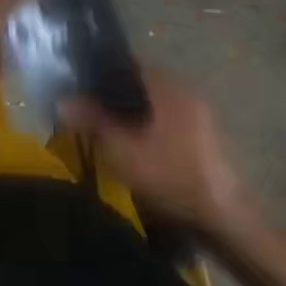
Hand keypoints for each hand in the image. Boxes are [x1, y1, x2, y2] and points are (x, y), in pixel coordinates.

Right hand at [64, 69, 261, 239]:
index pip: (128, 65)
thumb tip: (62, 101)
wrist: (223, 220)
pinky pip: (168, 120)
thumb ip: (91, 121)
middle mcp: (187, 93)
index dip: (101, 73)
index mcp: (168, 87)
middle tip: (90, 111)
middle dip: (115, 95)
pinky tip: (136, 146)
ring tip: (109, 130)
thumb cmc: (170, 176)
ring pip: (154, 104)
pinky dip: (149, 126)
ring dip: (133, 113)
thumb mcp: (121, 150)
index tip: (80, 86)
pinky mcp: (205, 137)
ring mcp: (200, 115)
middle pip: (141, 84)